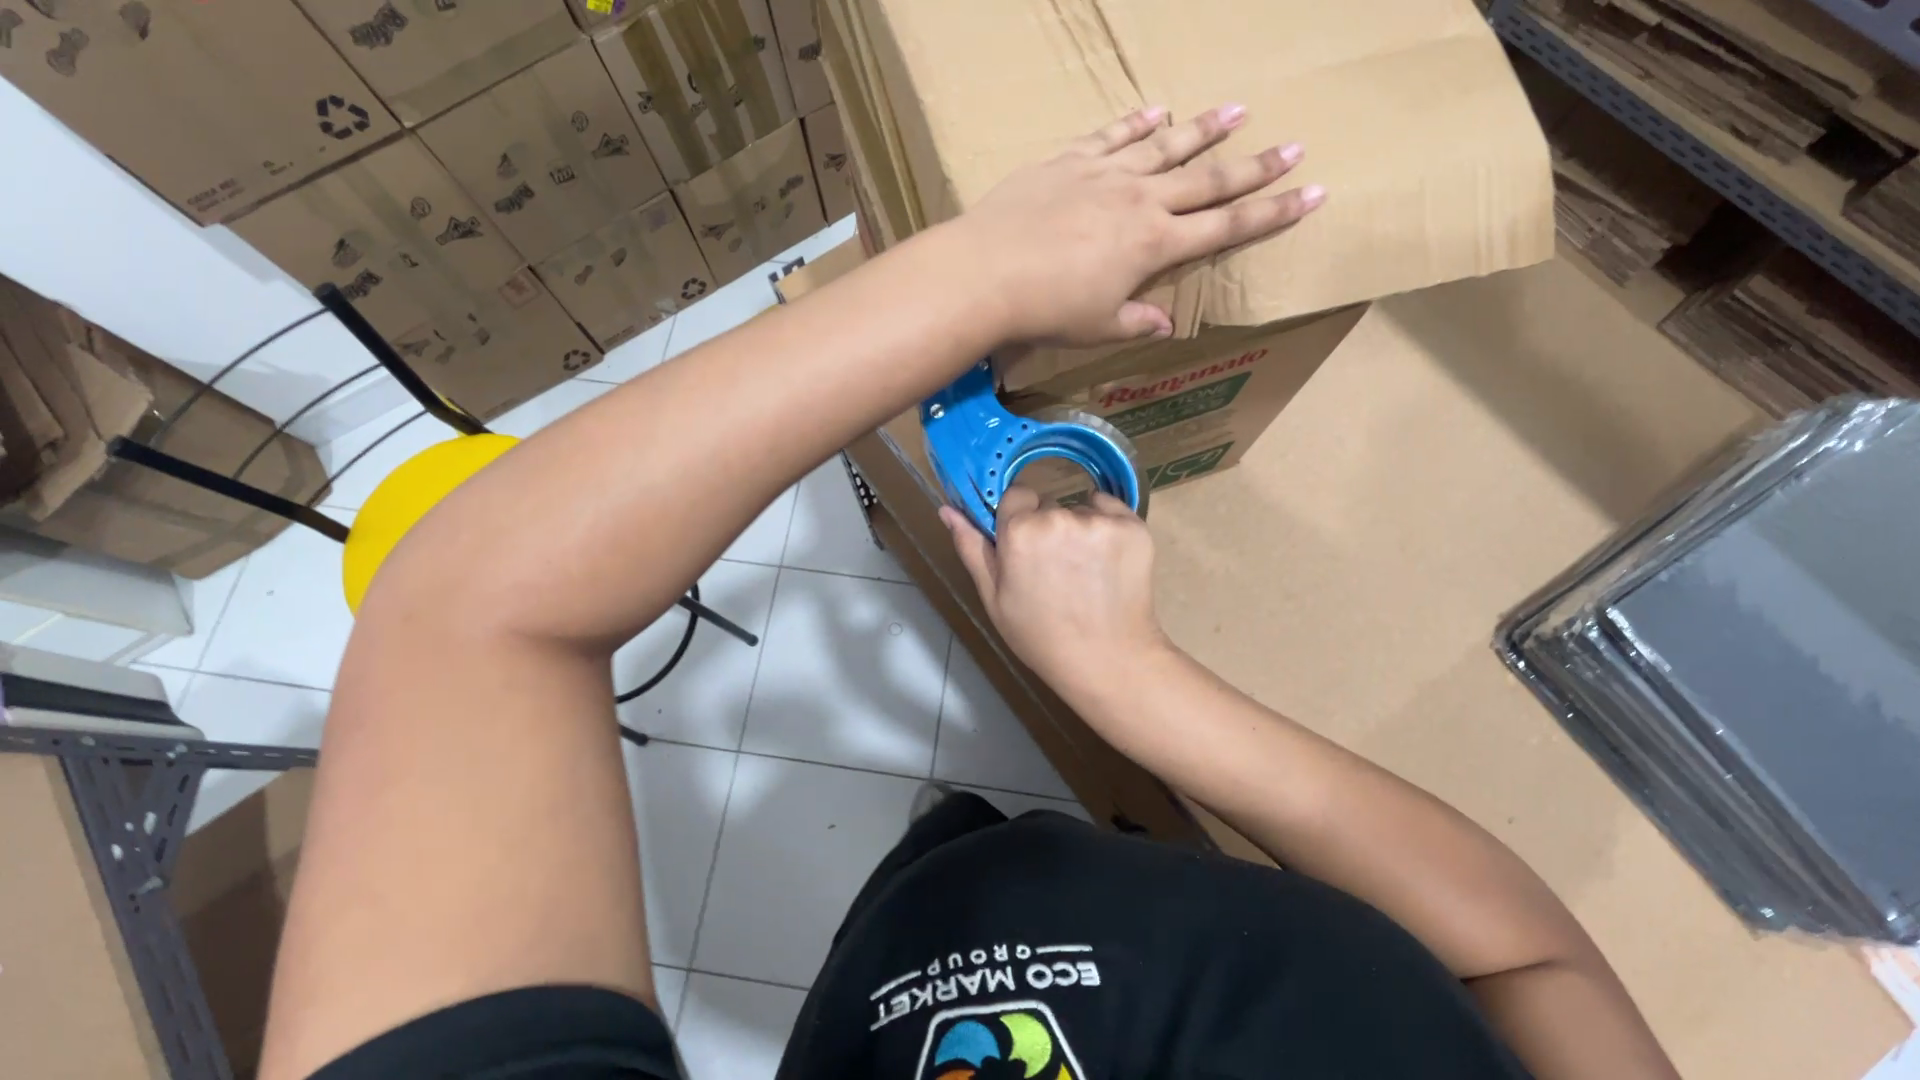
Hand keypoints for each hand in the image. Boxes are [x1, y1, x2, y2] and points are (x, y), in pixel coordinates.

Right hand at [941, 487, 1172, 702]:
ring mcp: (1099, 521)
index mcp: (1020, 533)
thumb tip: (947, 509)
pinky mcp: (1133, 525)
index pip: (1016, 495)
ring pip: (1080, 510)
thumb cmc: (1041, 636)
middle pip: (1049, 505)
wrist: (1109, 660)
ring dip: (1080, 530)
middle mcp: (1059, 518)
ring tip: (1086, 573)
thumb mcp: (995, 598)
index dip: (1019, 521)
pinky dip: (1109, 528)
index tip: (1026, 549)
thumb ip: (972, 548)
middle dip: (1048, 528)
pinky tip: (1108, 563)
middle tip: (1056, 570)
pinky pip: (1112, 510)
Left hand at [951, 104, 1322, 346]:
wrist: (986, 271)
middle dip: (1255, 165)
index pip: (1227, 227)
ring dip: (1204, 128)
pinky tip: (1157, 109)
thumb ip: (1136, 321)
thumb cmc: (1046, 310)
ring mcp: (1105, 174)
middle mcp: (1141, 201)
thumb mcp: (1098, 327)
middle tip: (1294, 145)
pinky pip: (1111, 134)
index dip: (1273, 212)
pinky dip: (1136, 121)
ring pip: (1166, 145)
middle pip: (1209, 179)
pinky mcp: (1068, 160)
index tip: (1312, 193)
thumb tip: (1163, 322)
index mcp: (1156, 245)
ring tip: (1237, 111)